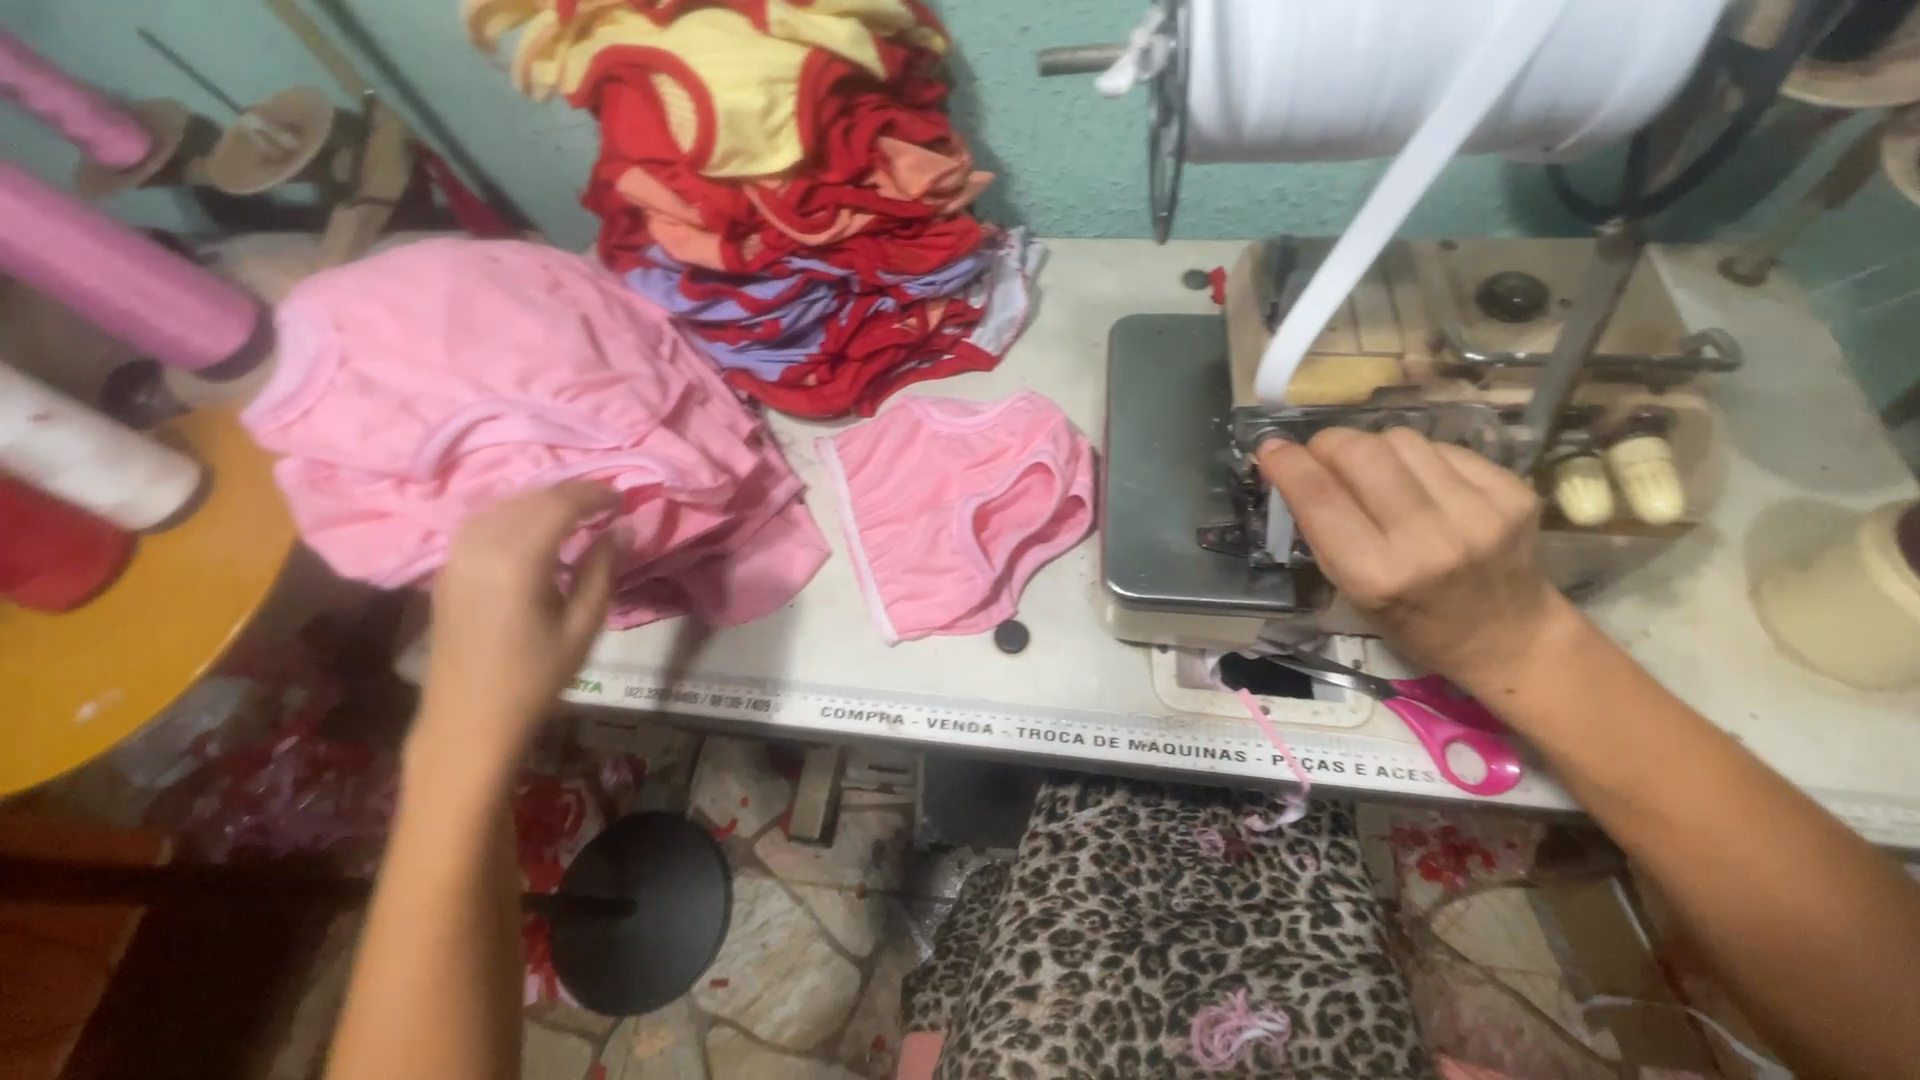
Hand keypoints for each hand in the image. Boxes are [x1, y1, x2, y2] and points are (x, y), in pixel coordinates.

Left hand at [416, 483, 618, 768]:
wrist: (470, 717)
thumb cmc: (536, 677)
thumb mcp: (583, 625)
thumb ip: (603, 569)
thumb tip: (624, 528)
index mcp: (517, 561)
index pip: (559, 504)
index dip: (594, 494)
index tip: (623, 499)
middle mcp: (481, 547)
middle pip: (530, 498)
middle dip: (571, 493)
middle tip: (605, 504)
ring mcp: (456, 555)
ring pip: (503, 504)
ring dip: (540, 501)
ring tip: (574, 514)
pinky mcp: (447, 568)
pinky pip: (481, 522)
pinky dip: (513, 514)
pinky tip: (533, 530)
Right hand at [1256, 428, 1574, 692]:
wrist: (1506, 636)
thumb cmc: (1412, 620)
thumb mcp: (1351, 590)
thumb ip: (1323, 530)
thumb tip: (1292, 467)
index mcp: (1376, 575)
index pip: (1319, 497)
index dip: (1288, 463)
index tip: (1271, 449)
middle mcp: (1428, 540)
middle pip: (1360, 452)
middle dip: (1329, 444)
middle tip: (1322, 456)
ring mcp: (1477, 512)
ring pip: (1401, 440)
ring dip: (1374, 448)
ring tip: (1376, 473)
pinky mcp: (1512, 492)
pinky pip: (1444, 448)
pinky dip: (1418, 458)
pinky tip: (1421, 484)